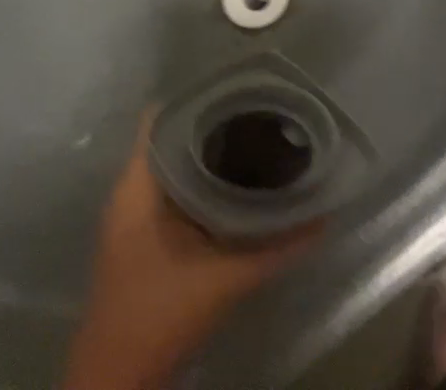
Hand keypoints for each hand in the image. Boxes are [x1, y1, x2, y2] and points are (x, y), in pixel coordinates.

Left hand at [61, 110, 323, 389]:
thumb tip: (328, 216)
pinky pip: (179, 191)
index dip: (200, 97)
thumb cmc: (161, 314)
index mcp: (138, 191)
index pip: (161, 122)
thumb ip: (281, 246)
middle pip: (173, 139)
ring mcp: (135, 220)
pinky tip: (245, 185)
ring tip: (266, 137)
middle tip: (270, 109)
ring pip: (176, 166)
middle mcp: (132, 196)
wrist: (117, 379)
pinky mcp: (145, 240)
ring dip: (214, 153)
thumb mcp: (229, 278)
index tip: (245, 85)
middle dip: (218, 122)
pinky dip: (208, 180)